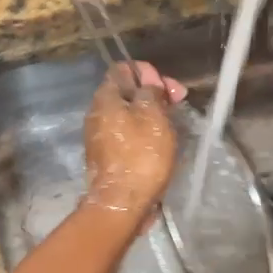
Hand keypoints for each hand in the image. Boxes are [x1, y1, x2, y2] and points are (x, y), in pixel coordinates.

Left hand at [83, 62, 184, 216]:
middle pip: (125, 93)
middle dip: (152, 95)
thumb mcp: (153, 116)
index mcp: (105, 98)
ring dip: (149, 116)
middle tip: (176, 106)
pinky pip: (126, 135)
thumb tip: (148, 86)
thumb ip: (151, 92)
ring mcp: (99, 138)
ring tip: (170, 125)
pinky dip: (142, 134)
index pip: (123, 70)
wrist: (122, 203)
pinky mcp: (106, 157)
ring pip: (127, 115)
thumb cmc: (141, 156)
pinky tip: (158, 143)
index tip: (169, 89)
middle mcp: (96, 114)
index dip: (148, 73)